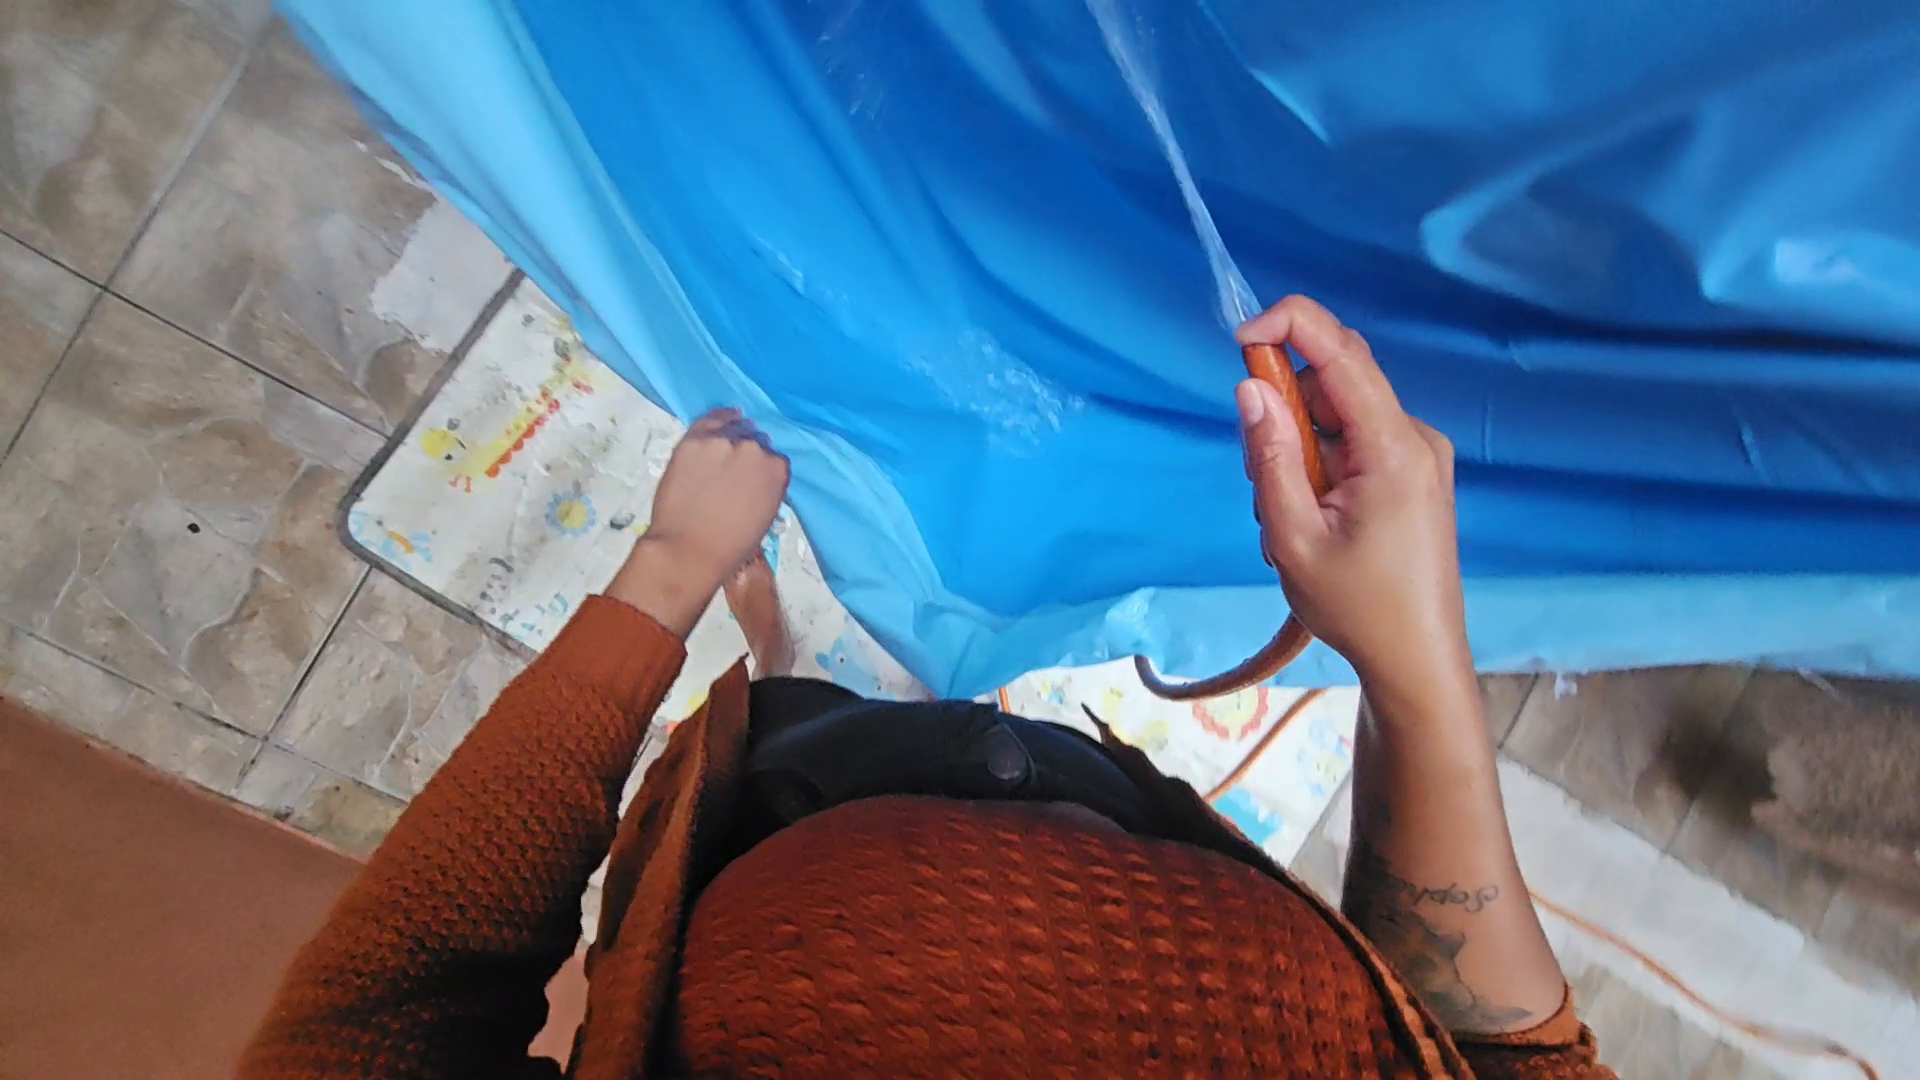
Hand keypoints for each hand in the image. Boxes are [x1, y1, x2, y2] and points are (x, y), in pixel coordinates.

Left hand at [605, 408, 790, 636]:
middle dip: (748, 451)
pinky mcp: (694, 440)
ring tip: (725, 444)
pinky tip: (722, 418)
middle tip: (735, 468)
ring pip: (733, 427)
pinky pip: (709, 420)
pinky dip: (717, 419)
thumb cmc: (731, 545)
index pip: (775, 458)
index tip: (753, 476)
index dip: (763, 467)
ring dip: (732, 434)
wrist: (690, 550)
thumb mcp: (764, 514)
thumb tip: (753, 477)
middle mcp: (755, 449)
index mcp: (777, 470)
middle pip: (756, 439)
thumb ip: (765, 487)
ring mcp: (723, 441)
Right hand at [1234, 296, 1469, 695]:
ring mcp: (1415, 457)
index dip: (1290, 326)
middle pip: (1335, 385)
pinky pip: (1350, 444)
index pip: (1342, 354)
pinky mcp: (1409, 475)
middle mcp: (1413, 438)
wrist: (1415, 659)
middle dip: (1283, 412)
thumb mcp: (1293, 536)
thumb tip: (1251, 389)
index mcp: (1392, 448)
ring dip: (1295, 450)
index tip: (1240, 339)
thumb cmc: (1354, 605)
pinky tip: (1307, 516)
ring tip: (1286, 518)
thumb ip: (1270, 457)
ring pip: (1336, 418)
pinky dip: (1315, 466)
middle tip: (1261, 481)